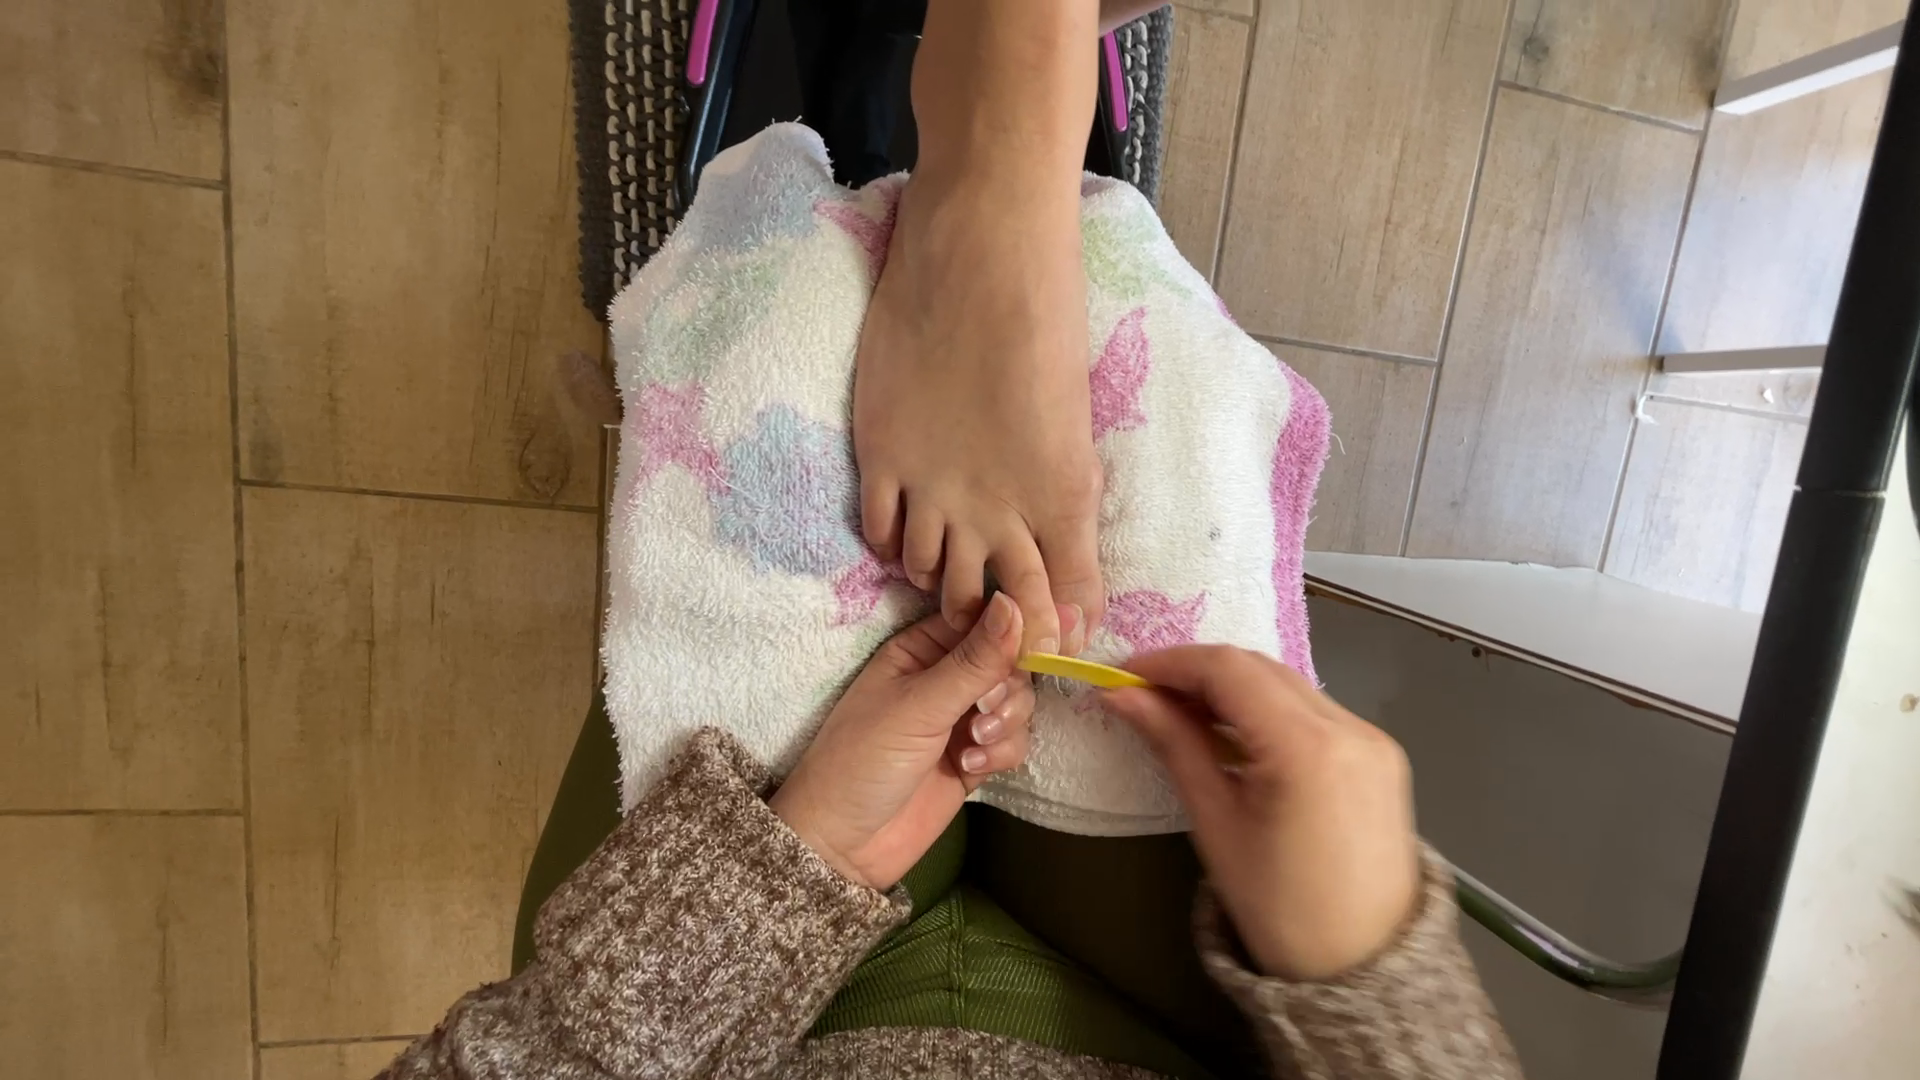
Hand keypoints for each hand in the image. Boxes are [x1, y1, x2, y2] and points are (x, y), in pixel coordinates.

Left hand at [771, 593, 1037, 889]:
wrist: (843, 846)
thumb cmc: (864, 758)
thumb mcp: (919, 704)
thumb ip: (974, 660)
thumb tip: (1014, 602)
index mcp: (922, 647)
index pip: (982, 619)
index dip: (1011, 631)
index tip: (1030, 649)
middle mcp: (946, 676)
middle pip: (1009, 662)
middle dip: (1008, 687)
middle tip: (985, 712)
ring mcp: (962, 718)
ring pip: (1017, 702)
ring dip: (1006, 722)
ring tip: (973, 744)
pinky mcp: (975, 756)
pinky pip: (1014, 740)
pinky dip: (1002, 751)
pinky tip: (970, 766)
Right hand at [853, 167, 1104, 654]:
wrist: (982, 252)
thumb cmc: (1047, 316)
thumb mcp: (1075, 416)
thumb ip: (1065, 488)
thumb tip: (1058, 529)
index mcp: (1061, 498)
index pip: (1067, 595)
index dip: (1062, 629)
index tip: (1056, 639)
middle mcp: (996, 509)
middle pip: (998, 605)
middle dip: (1002, 631)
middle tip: (995, 631)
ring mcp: (933, 488)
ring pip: (933, 577)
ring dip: (943, 585)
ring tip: (945, 575)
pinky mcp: (882, 458)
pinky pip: (881, 535)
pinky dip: (893, 547)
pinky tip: (901, 537)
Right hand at [1102, 647, 1420, 979]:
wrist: (1369, 975)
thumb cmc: (1278, 908)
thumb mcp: (1214, 821)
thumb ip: (1172, 742)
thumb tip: (1121, 697)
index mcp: (1307, 747)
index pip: (1228, 669)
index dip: (1169, 663)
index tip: (1125, 678)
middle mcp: (1349, 726)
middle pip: (1256, 667)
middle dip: (1195, 672)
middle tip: (1146, 696)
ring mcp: (1371, 737)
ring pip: (1283, 681)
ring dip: (1229, 687)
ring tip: (1181, 714)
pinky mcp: (1379, 752)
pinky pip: (1310, 707)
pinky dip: (1262, 707)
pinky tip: (1232, 733)